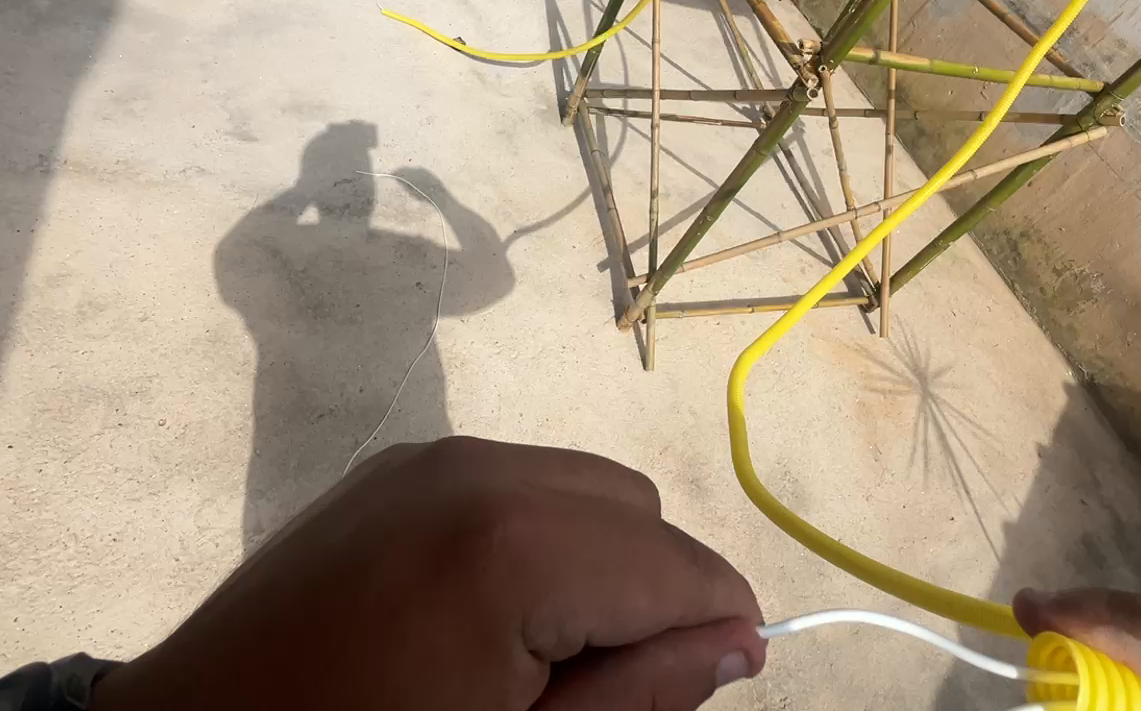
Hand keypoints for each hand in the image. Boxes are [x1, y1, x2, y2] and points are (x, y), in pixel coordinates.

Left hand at [93, 437, 766, 710]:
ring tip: (545, 643)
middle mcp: (478, 466)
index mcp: (509, 543)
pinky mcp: (402, 461)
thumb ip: (641, 696)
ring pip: (580, 482)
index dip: (720, 615)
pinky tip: (491, 601)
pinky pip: (518, 476)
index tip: (731, 667)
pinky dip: (540, 528)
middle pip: (633, 506)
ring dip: (597, 552)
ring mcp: (433, 454)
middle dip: (653, 584)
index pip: (670, 559)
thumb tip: (737, 640)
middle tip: (608, 677)